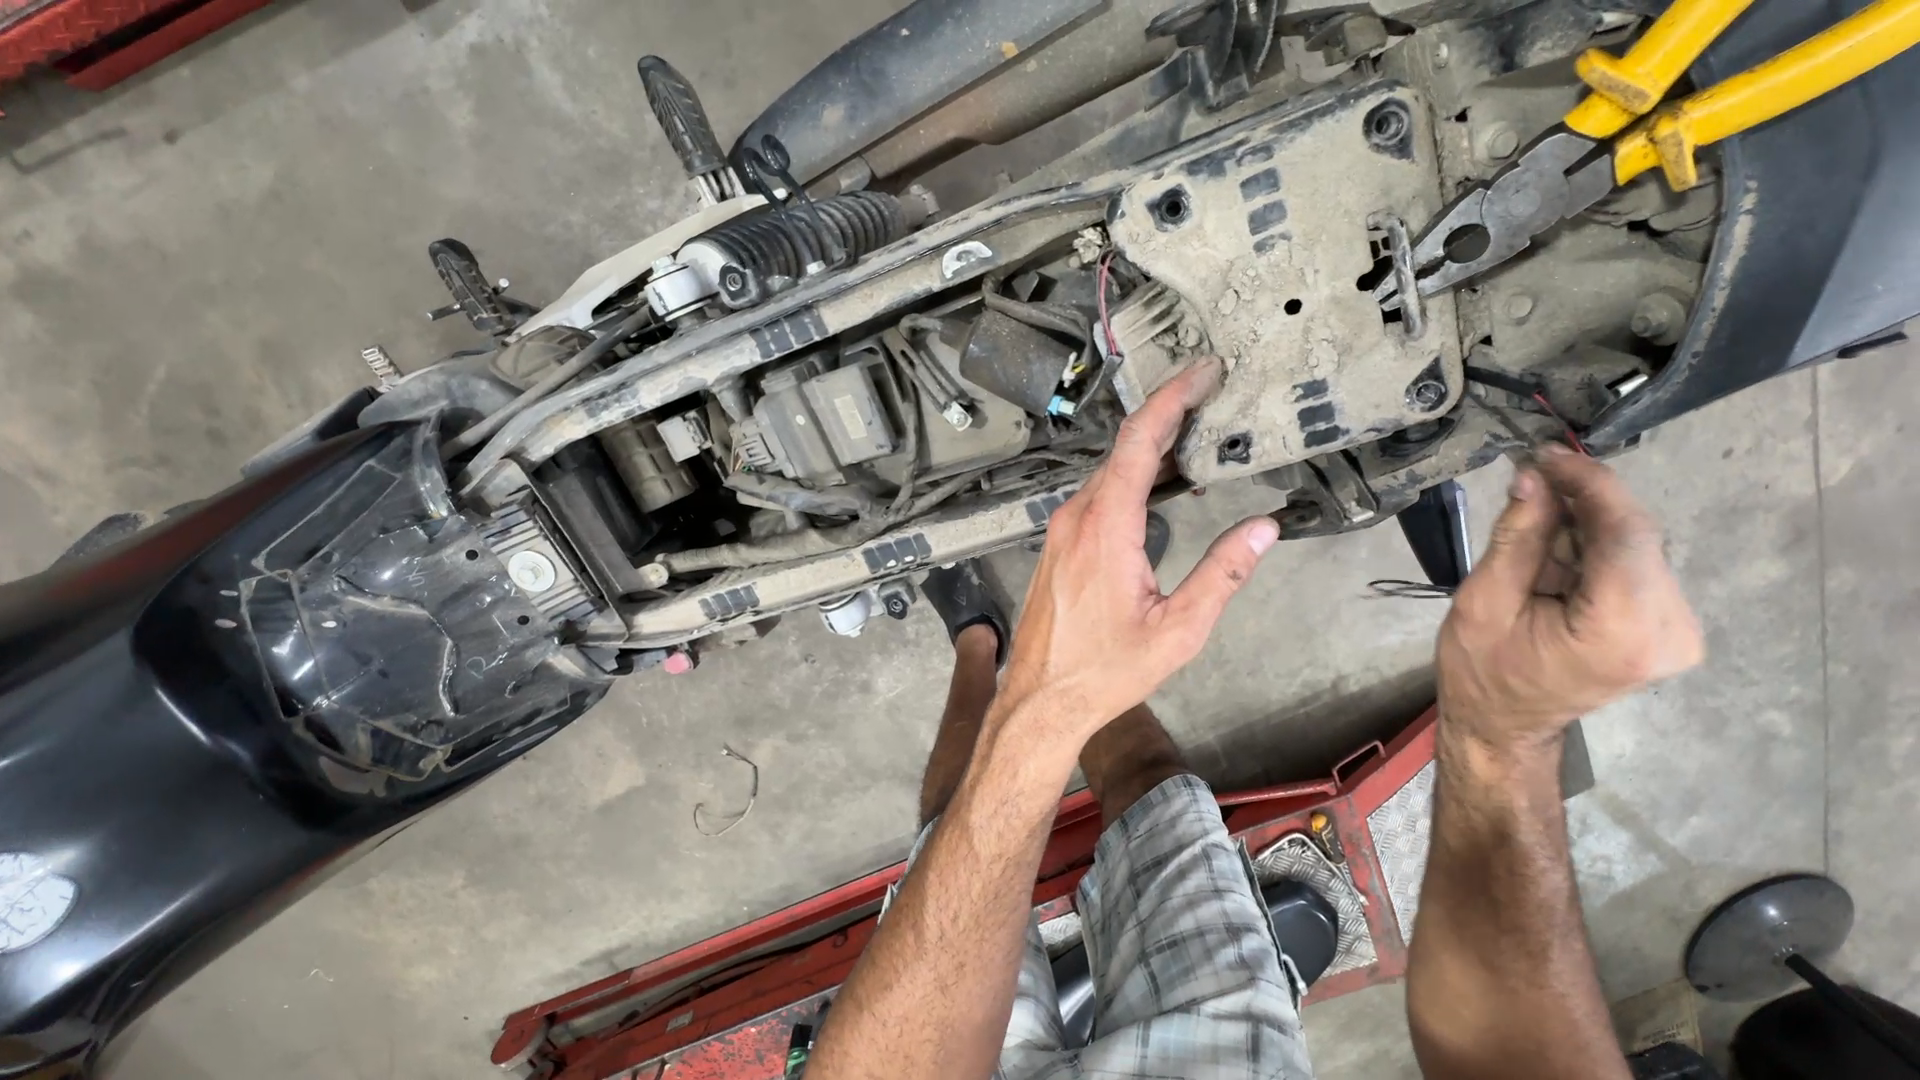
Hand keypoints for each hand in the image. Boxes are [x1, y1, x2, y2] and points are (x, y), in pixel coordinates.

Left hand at [995, 358, 1281, 745]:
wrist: (1041, 699)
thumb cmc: (1104, 670)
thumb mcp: (1178, 630)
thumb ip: (1222, 575)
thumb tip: (1263, 528)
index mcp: (1105, 527)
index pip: (1139, 442)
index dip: (1172, 398)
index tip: (1202, 372)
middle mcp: (1076, 517)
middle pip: (1124, 449)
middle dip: (1168, 417)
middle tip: (1211, 397)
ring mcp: (1061, 530)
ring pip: (1108, 473)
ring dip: (1150, 451)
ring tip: (1196, 439)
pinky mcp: (1058, 544)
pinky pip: (1096, 496)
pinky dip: (1130, 480)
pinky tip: (1158, 488)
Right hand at [1437, 445, 1703, 751]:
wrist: (1504, 727)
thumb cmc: (1482, 672)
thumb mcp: (1483, 603)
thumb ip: (1517, 539)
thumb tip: (1533, 477)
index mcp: (1623, 631)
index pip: (1626, 533)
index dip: (1588, 483)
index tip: (1544, 454)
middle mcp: (1671, 630)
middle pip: (1636, 536)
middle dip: (1581, 503)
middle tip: (1527, 483)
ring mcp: (1679, 631)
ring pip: (1637, 546)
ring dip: (1585, 526)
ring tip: (1532, 530)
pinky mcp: (1671, 627)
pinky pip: (1638, 565)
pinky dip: (1596, 547)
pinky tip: (1557, 554)